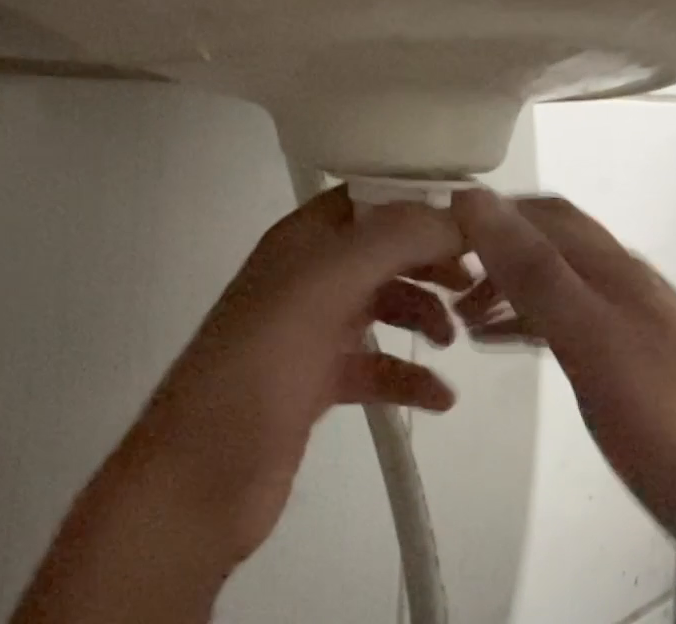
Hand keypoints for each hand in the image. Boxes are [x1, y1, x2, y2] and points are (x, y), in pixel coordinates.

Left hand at [124, 185, 469, 558]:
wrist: (201, 476)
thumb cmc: (261, 367)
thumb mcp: (324, 287)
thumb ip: (391, 241)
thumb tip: (457, 216)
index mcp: (300, 242)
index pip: (367, 199)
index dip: (417, 201)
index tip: (474, 220)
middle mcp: (304, 278)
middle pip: (380, 251)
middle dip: (428, 259)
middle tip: (473, 281)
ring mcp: (308, 332)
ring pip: (380, 305)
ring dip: (421, 313)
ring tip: (453, 339)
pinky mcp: (315, 383)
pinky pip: (374, 366)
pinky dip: (408, 376)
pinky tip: (440, 398)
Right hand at [452, 190, 675, 623]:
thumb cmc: (669, 425)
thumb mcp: (591, 341)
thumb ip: (533, 271)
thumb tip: (475, 199)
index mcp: (616, 269)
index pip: (542, 213)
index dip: (489, 214)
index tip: (432, 238)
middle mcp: (627, 283)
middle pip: (550, 243)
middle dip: (493, 250)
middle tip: (439, 283)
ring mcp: (636, 324)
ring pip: (558, 283)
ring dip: (508, 288)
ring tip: (459, 319)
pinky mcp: (638, 365)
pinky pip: (571, 322)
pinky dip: (530, 322)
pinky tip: (508, 346)